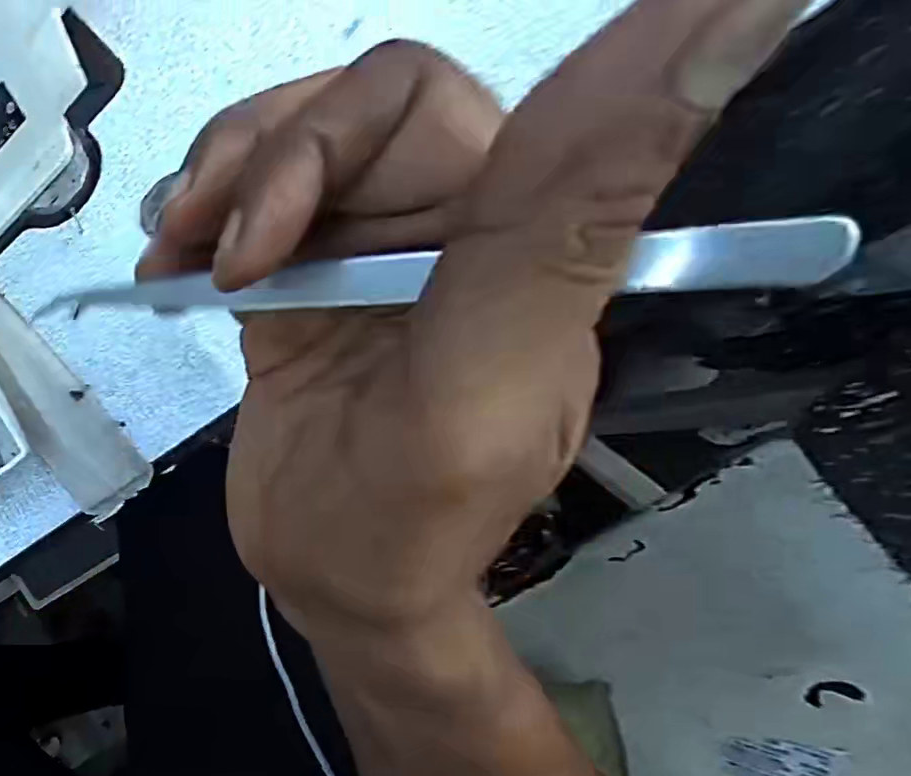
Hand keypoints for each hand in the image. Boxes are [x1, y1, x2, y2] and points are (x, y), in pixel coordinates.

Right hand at [143, 0, 810, 663]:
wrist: (334, 583)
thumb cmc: (411, 518)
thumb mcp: (485, 388)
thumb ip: (563, 227)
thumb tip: (747, 6)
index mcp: (512, 238)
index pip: (428, 106)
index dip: (337, 124)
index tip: (262, 239)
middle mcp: (440, 228)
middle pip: (340, 117)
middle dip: (261, 170)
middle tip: (218, 261)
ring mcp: (356, 256)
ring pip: (281, 152)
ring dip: (215, 189)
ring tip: (172, 258)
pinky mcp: (292, 291)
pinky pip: (241, 216)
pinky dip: (195, 226)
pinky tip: (163, 268)